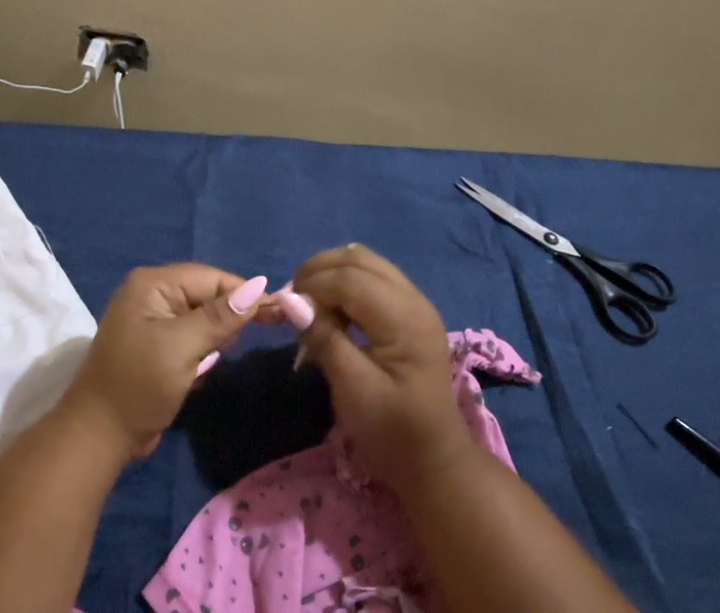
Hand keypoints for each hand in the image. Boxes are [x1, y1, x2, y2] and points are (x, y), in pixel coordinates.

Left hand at [58, 264, 268, 461]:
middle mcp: (151, 294)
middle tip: (238, 345)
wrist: (100, 435)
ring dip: (214, 339)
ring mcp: (152, 320)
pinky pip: (192, 337)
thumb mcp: (183, 347)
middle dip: (228, 319)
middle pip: (208, 294)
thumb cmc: (139, 384)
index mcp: (152, 284)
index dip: (245, 293)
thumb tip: (261, 285)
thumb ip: (221, 316)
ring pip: (203, 318)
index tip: (281, 312)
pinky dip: (202, 352)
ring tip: (207, 362)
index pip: (211, 277)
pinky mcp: (156, 345)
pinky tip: (198, 371)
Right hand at [293, 244, 471, 491]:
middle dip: (319, 270)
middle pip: (358, 258)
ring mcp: (415, 304)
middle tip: (293, 301)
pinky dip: (346, 284)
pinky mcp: (410, 314)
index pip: (349, 278)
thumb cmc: (392, 432)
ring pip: (366, 263)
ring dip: (332, 274)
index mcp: (404, 318)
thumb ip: (324, 339)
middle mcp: (414, 300)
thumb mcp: (353, 390)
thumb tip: (290, 301)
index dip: (312, 285)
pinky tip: (332, 312)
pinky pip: (373, 279)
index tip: (285, 310)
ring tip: (309, 305)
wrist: (434, 462)